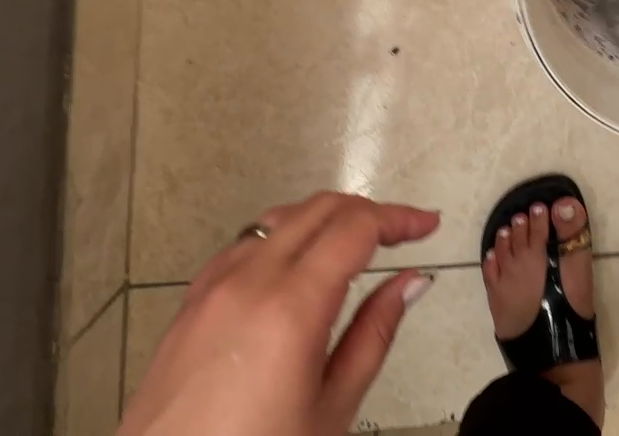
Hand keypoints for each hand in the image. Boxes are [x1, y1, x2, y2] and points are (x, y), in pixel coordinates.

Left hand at [118, 193, 440, 435]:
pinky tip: (296, 267)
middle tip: (402, 233)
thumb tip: (412, 280)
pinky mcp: (190, 304)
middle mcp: (250, 280)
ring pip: (281, 218)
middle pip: (320, 208)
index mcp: (292, 305)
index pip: (357, 227)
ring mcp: (213, 288)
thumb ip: (376, 332)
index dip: (399, 218)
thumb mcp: (332, 408)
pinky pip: (245, 245)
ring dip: (325, 219)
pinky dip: (282, 238)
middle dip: (368, 211)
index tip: (429, 225)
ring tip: (356, 246)